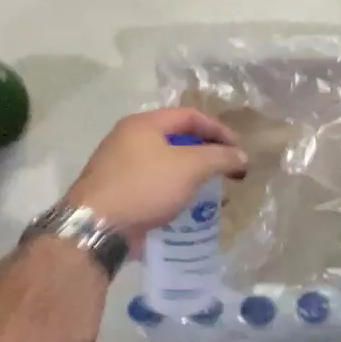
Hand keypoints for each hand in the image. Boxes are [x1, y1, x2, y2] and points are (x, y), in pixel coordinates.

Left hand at [62, 108, 247, 238]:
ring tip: (214, 188)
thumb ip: (220, 157)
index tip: (239, 150)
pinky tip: (191, 204)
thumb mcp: (191, 167)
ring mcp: (123, 164)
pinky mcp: (122, 189)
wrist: (98, 225)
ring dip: (195, 172)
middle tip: (229, 169)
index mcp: (144, 124)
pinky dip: (179, 188)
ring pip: (169, 162)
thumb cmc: (145, 186)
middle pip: (179, 137)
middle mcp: (130, 138)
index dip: (219, 129)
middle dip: (208, 152)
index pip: (190, 116)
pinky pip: (158, 181)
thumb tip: (242, 156)